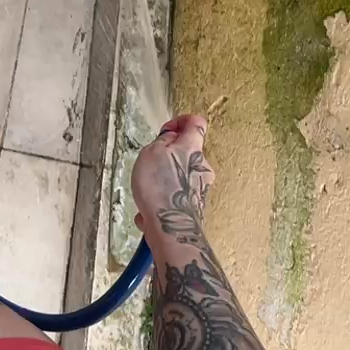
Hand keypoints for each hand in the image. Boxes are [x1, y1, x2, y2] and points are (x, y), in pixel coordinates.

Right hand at [132, 114, 212, 238]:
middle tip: (151, 163)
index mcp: (192, 148)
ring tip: (148, 190)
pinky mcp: (193, 206)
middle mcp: (202, 167)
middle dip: (166, 155)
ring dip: (162, 179)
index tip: (166, 130)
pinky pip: (174, 196)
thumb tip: (169, 138)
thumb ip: (162, 140)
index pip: (196, 122)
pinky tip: (150, 208)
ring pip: (179, 175)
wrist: (171, 227)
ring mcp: (199, 188)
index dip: (180, 122)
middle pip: (187, 151)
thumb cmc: (160, 189)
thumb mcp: (151, 152)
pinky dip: (162, 199)